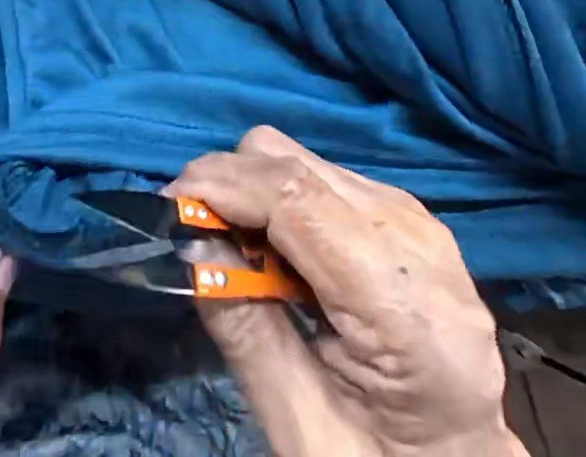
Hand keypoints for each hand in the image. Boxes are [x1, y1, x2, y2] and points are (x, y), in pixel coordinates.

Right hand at [169, 127, 527, 456]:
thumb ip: (245, 329)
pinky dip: (284, 199)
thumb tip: (191, 241)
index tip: (169, 202)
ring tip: (240, 253)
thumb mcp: (302, 426)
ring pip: (307, 159)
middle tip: (194, 234)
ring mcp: (416, 217)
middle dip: (232, 182)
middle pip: (300, 164)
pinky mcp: (405, 212)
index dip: (226, 185)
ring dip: (256, 190)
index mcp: (404, 305)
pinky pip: (325, 176)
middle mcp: (416, 238)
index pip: (300, 201)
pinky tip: (282, 253)